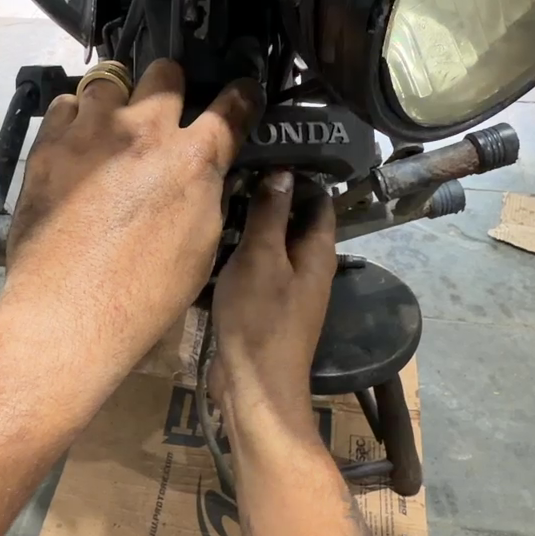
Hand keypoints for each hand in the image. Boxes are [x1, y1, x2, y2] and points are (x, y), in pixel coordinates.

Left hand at [4, 59, 260, 372]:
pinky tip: (75, 145)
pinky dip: (75, 119)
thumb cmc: (146, 296)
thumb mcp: (201, 246)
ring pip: (110, 79)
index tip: (240, 93)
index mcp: (194, 160)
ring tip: (109, 125)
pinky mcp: (49, 144)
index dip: (241, 96)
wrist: (71, 312)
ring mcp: (92, 132)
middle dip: (171, 87)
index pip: (232, 106)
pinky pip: (65, 106)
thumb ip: (205, 196)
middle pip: (166, 73)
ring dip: (117, 99)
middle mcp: (145, 131)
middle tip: (162, 112)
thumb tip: (204, 174)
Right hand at [211, 171, 336, 439]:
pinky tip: (215, 244)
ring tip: (220, 199)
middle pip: (293, 223)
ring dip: (251, 227)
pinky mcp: (265, 309)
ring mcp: (287, 291)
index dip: (300, 175)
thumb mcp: (261, 258)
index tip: (270, 150)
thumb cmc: (260, 319)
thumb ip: (271, 214)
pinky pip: (256, 271)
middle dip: (270, 198)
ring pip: (272, 247)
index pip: (319, 201)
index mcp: (317, 253)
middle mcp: (308, 269)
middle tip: (237, 169)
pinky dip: (240, 255)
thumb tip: (284, 171)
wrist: (253, 385)